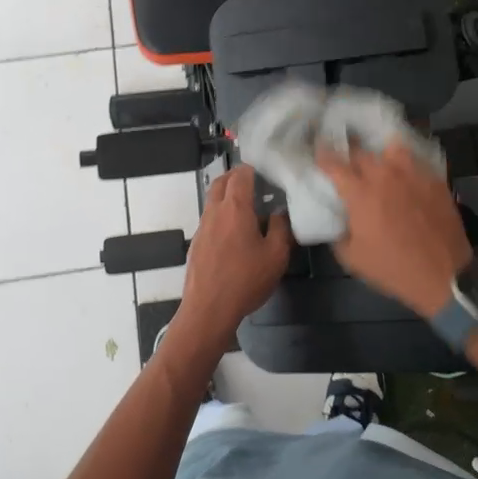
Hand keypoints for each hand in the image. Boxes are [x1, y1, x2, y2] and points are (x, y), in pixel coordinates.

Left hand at [171, 166, 293, 352]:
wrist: (208, 309)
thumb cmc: (245, 280)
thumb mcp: (276, 256)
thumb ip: (280, 228)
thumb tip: (279, 212)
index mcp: (235, 207)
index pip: (241, 174)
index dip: (253, 169)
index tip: (266, 173)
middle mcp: (215, 210)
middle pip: (222, 181)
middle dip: (237, 177)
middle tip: (255, 184)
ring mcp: (202, 226)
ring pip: (213, 199)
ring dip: (227, 195)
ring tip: (247, 208)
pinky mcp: (196, 242)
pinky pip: (210, 217)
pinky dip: (221, 214)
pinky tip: (234, 233)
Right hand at [317, 143, 471, 318]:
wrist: (445, 275)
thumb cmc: (394, 269)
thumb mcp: (354, 260)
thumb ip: (339, 235)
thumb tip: (339, 222)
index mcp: (360, 193)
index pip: (333, 163)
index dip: (322, 155)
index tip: (318, 151)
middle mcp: (384, 175)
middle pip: (361, 152)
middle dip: (350, 155)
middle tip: (348, 163)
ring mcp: (412, 173)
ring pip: (391, 148)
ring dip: (381, 154)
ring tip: (381, 164)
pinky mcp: (434, 179)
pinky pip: (416, 161)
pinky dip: (406, 165)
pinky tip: (406, 175)